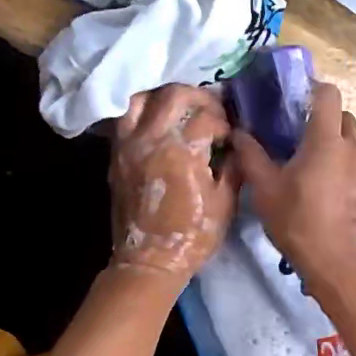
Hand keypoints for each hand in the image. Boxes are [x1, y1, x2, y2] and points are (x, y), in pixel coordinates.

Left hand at [108, 85, 238, 279]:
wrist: (148, 261)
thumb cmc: (193, 235)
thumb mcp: (226, 203)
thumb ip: (234, 167)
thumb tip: (238, 145)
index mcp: (183, 152)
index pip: (207, 116)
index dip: (224, 122)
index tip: (230, 136)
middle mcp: (153, 140)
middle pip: (174, 94)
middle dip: (199, 97)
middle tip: (212, 111)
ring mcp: (130, 145)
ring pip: (144, 99)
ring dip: (167, 98)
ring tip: (183, 111)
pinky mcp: (117, 155)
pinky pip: (126, 119)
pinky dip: (145, 113)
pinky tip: (161, 125)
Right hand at [231, 82, 355, 285]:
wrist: (334, 261)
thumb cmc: (296, 220)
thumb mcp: (264, 188)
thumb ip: (251, 155)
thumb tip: (238, 133)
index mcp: (326, 140)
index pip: (329, 95)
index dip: (313, 90)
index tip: (294, 99)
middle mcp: (353, 147)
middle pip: (343, 115)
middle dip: (324, 116)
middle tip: (299, 132)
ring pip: (354, 138)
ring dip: (336, 139)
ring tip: (313, 158)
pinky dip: (346, 161)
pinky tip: (328, 183)